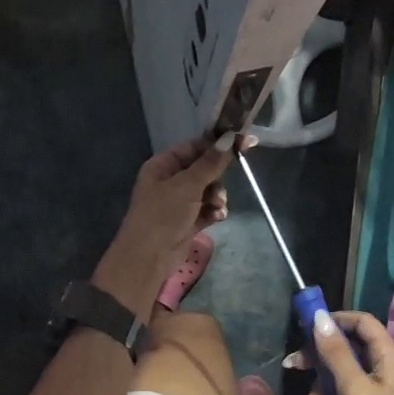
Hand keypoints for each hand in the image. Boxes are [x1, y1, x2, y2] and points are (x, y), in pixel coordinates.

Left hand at [93, 133, 245, 316]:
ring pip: (208, 190)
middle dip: (217, 176)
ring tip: (218, 205)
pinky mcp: (187, 222)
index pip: (194, 147)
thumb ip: (211, 163)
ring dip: (218, 196)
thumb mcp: (188, 185)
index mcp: (163, 165)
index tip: (244, 142)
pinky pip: (207, 209)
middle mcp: (170, 181)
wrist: (149, 257)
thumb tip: (230, 137)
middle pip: (203, 169)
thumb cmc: (163, 214)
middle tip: (233, 175)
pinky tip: (218, 217)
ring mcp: (179, 203)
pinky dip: (214, 211)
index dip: (218, 145)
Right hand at [293, 310, 393, 394]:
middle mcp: (385, 363)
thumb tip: (319, 318)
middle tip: (293, 366)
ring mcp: (381, 384)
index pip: (361, 321)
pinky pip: (350, 391)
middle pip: (348, 346)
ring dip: (324, 386)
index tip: (306, 328)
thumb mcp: (353, 385)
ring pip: (345, 371)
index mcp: (387, 352)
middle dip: (319, 357)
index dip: (334, 319)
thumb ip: (336, 352)